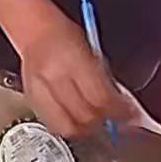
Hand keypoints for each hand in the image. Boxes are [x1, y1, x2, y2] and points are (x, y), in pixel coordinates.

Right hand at [13, 16, 124, 138]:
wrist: (35, 32)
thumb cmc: (65, 37)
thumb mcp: (91, 52)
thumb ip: (103, 80)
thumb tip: (119, 105)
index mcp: (74, 60)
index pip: (100, 97)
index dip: (118, 111)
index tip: (128, 115)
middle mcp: (55, 77)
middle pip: (84, 115)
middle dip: (103, 121)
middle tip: (112, 119)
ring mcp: (40, 92)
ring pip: (67, 126)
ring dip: (84, 129)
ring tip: (93, 123)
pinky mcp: (32, 101)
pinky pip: (53, 124)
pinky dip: (67, 126)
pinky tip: (75, 120)